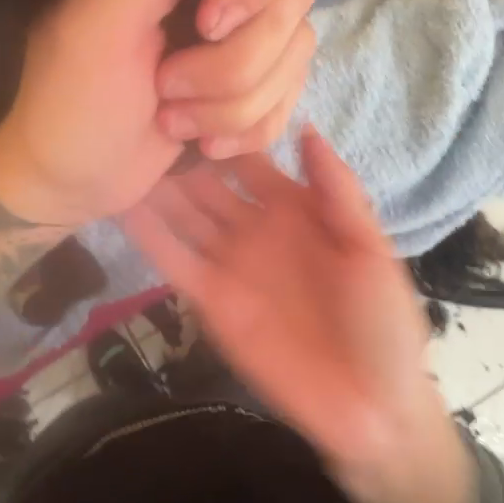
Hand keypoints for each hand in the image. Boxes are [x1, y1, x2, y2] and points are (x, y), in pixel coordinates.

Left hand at [0, 0, 313, 226]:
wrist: (71, 181)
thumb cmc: (70, 96)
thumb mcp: (103, 17)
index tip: (212, 18)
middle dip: (233, 61)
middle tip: (165, 86)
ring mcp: (246, 26)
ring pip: (297, 46)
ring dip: (235, 101)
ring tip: (171, 118)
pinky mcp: (260, 77)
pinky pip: (295, 92)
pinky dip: (248, 127)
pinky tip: (199, 140)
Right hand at [124, 128, 476, 502]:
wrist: (373, 407)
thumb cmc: (383, 322)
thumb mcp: (370, 248)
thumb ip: (336, 190)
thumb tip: (305, 126)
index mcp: (297, 209)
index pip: (251, 160)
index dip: (223, 132)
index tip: (190, 95)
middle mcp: (256, 229)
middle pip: (209, 183)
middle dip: (179, 156)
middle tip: (139, 118)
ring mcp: (230, 264)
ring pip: (184, 216)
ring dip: (155, 188)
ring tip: (119, 150)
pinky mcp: (210, 302)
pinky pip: (175, 262)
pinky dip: (148, 235)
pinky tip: (121, 204)